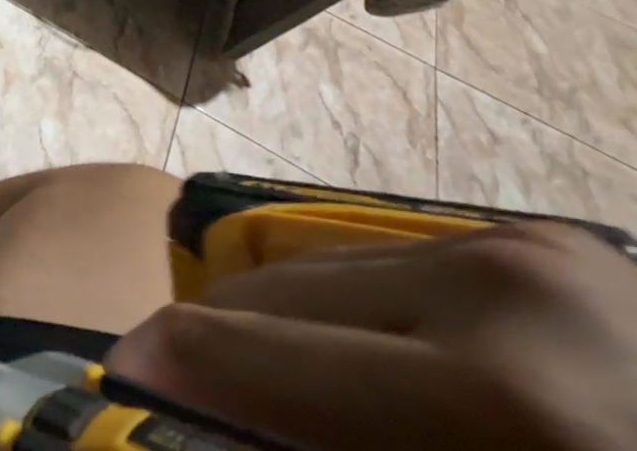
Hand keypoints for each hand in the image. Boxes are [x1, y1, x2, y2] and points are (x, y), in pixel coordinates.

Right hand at [105, 222, 636, 449]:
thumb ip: (300, 434)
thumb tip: (183, 406)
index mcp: (497, 396)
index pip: (232, 348)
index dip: (155, 376)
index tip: (126, 400)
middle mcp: (502, 287)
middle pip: (253, 296)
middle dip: (215, 359)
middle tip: (221, 414)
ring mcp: (529, 249)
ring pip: (304, 271)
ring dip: (280, 337)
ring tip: (311, 402)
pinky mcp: (542, 238)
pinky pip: (371, 267)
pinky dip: (346, 321)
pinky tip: (386, 375)